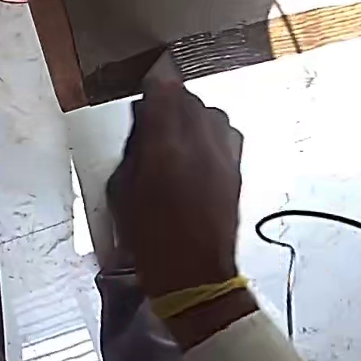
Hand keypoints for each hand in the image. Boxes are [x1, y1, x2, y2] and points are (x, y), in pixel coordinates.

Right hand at [106, 81, 256, 346]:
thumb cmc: (147, 237)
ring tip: (179, 127)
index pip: (162, 94)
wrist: (193, 274)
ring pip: (212, 112)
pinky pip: (228, 133)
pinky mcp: (237, 170)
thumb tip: (142, 126)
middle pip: (188, 98)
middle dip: (171, 98)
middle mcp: (197, 145)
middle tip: (155, 110)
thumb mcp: (123, 191)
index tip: (144, 88)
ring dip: (193, 112)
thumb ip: (134, 151)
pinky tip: (200, 144)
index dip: (152, 86)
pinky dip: (212, 130)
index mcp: (163, 150)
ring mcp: (222, 157)